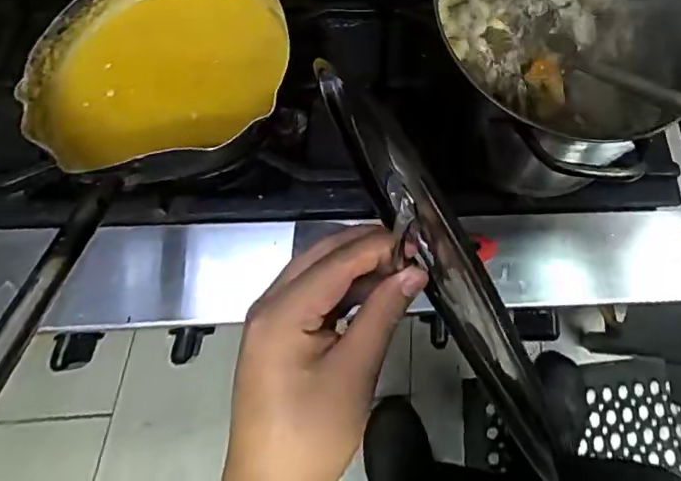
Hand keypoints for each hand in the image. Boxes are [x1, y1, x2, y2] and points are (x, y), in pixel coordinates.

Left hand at [224, 226, 428, 480]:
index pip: (336, 260)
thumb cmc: (308, 438)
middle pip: (322, 255)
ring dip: (355, 265)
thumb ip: (382, 314)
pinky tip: (370, 293)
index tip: (411, 243)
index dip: (376, 246)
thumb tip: (411, 274)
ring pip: (317, 269)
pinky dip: (342, 287)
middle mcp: (269, 304)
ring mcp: (269, 317)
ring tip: (395, 270)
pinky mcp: (276, 331)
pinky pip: (311, 292)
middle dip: (365, 247)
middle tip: (406, 251)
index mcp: (281, 312)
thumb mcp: (354, 373)